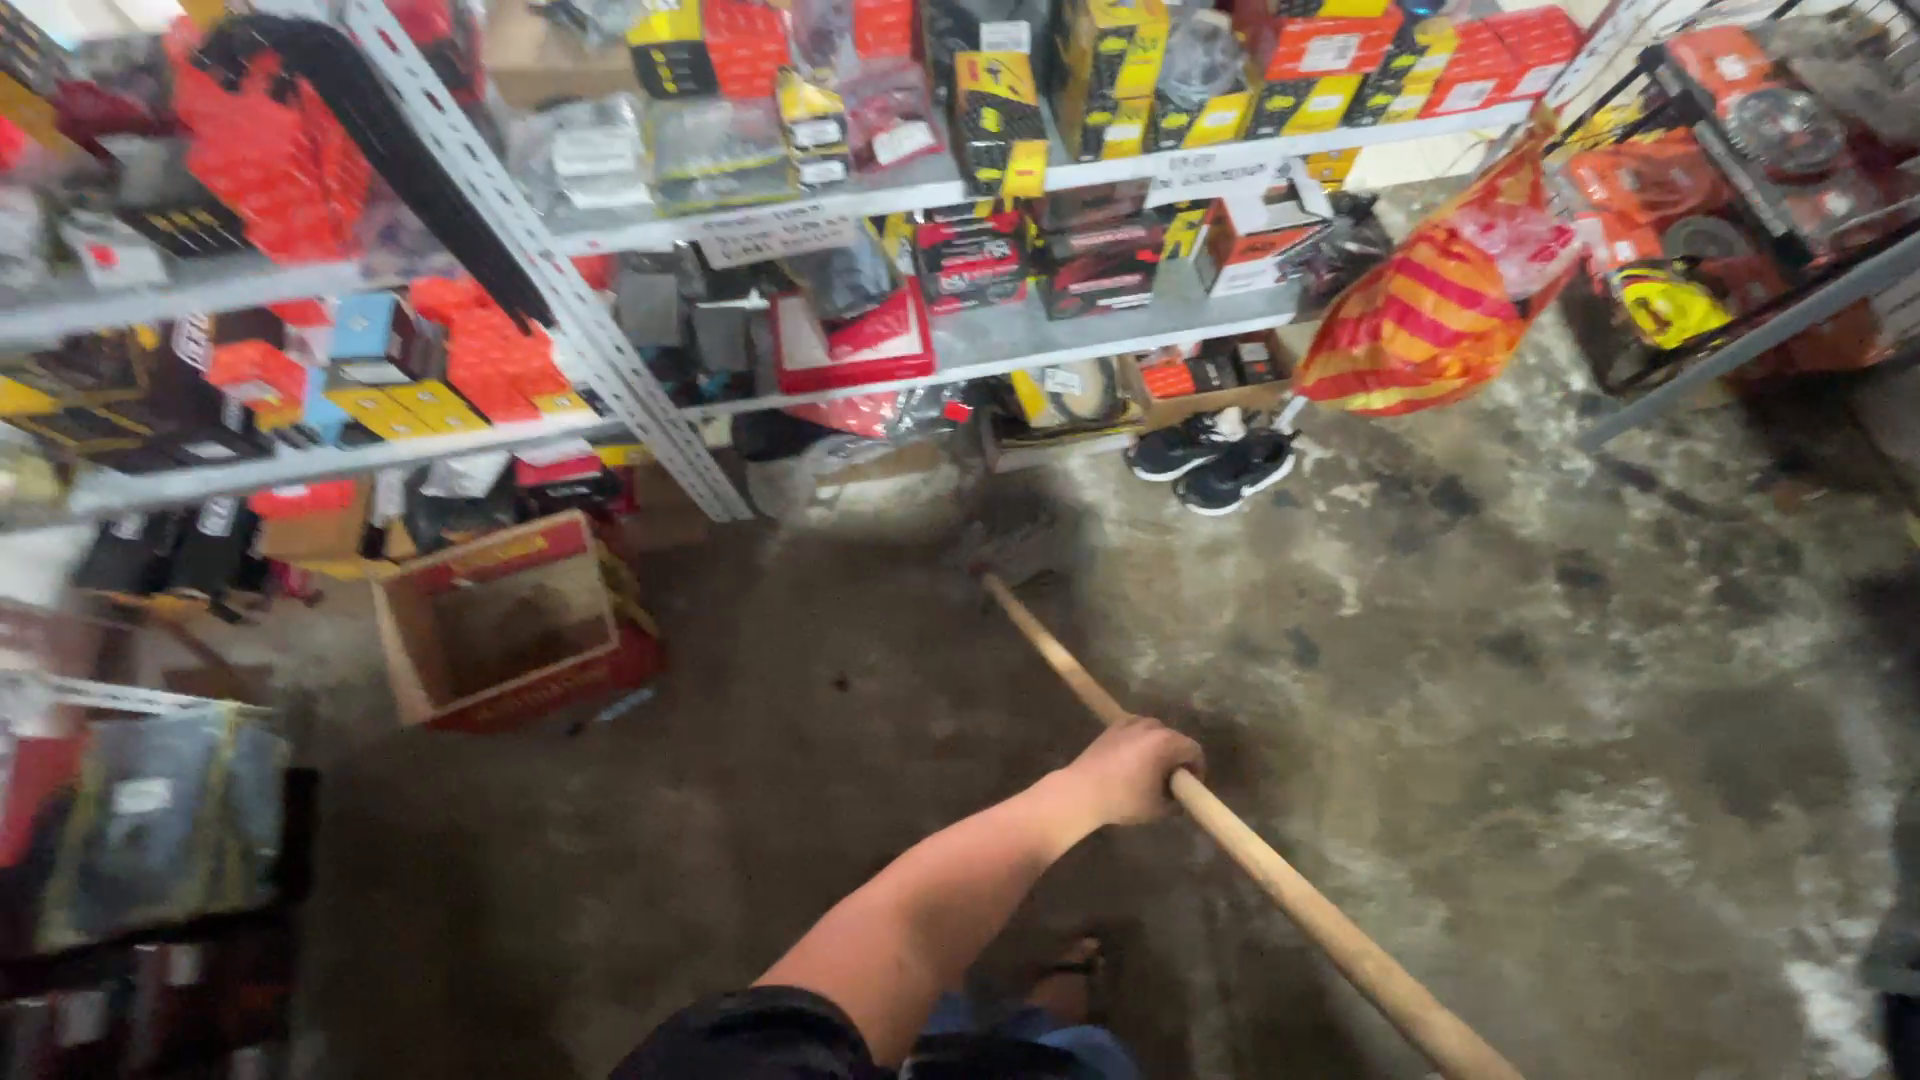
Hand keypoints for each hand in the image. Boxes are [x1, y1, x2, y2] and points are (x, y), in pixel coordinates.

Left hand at [1057, 717, 1203, 827]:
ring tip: (1152, 768)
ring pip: (1155, 732)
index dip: (1197, 769)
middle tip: (1172, 779)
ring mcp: (1129, 723)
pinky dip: (1140, 741)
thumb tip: (1179, 799)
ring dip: (1159, 747)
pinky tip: (1132, 759)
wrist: (1083, 790)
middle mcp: (1150, 726)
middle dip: (1178, 758)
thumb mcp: (1159, 808)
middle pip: (1175, 738)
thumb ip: (1177, 802)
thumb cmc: (1125, 799)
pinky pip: (1135, 731)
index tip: (1190, 785)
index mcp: (1166, 742)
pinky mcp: (1112, 727)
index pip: (1194, 750)